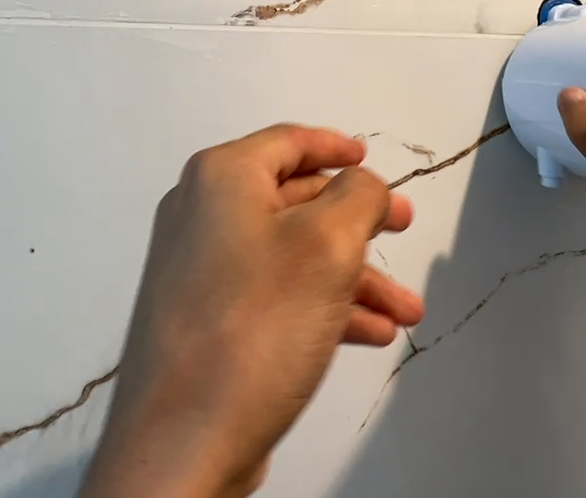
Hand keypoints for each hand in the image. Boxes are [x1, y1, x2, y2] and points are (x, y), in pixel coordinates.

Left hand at [81, 125, 421, 497]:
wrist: (180, 444)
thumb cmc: (257, 325)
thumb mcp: (327, 244)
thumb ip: (359, 196)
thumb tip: (363, 183)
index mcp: (222, 178)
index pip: (288, 141)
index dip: (334, 145)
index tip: (367, 157)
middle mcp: (203, 213)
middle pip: (295, 199)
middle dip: (357, 219)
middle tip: (402, 228)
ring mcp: (200, 269)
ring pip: (292, 254)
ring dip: (353, 275)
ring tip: (404, 308)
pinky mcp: (205, 318)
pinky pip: (275, 293)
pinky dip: (323, 305)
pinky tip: (369, 332)